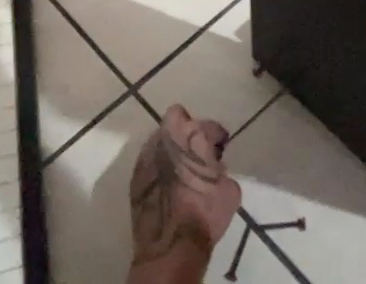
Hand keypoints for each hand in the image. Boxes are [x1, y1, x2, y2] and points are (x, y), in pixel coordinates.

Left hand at [127, 105, 241, 279]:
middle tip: (196, 149)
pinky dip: (158, 165)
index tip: (219, 147)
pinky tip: (166, 182)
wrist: (171, 245)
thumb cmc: (205, 215)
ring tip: (179, 167)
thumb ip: (220, 167)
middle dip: (187, 129)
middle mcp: (166, 137)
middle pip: (177, 119)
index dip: (215, 135)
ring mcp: (147, 154)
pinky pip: (149, 159)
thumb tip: (213, 165)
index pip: (207, 124)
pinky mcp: (135, 173)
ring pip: (160, 138)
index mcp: (192, 135)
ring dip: (171, 146)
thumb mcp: (229, 189)